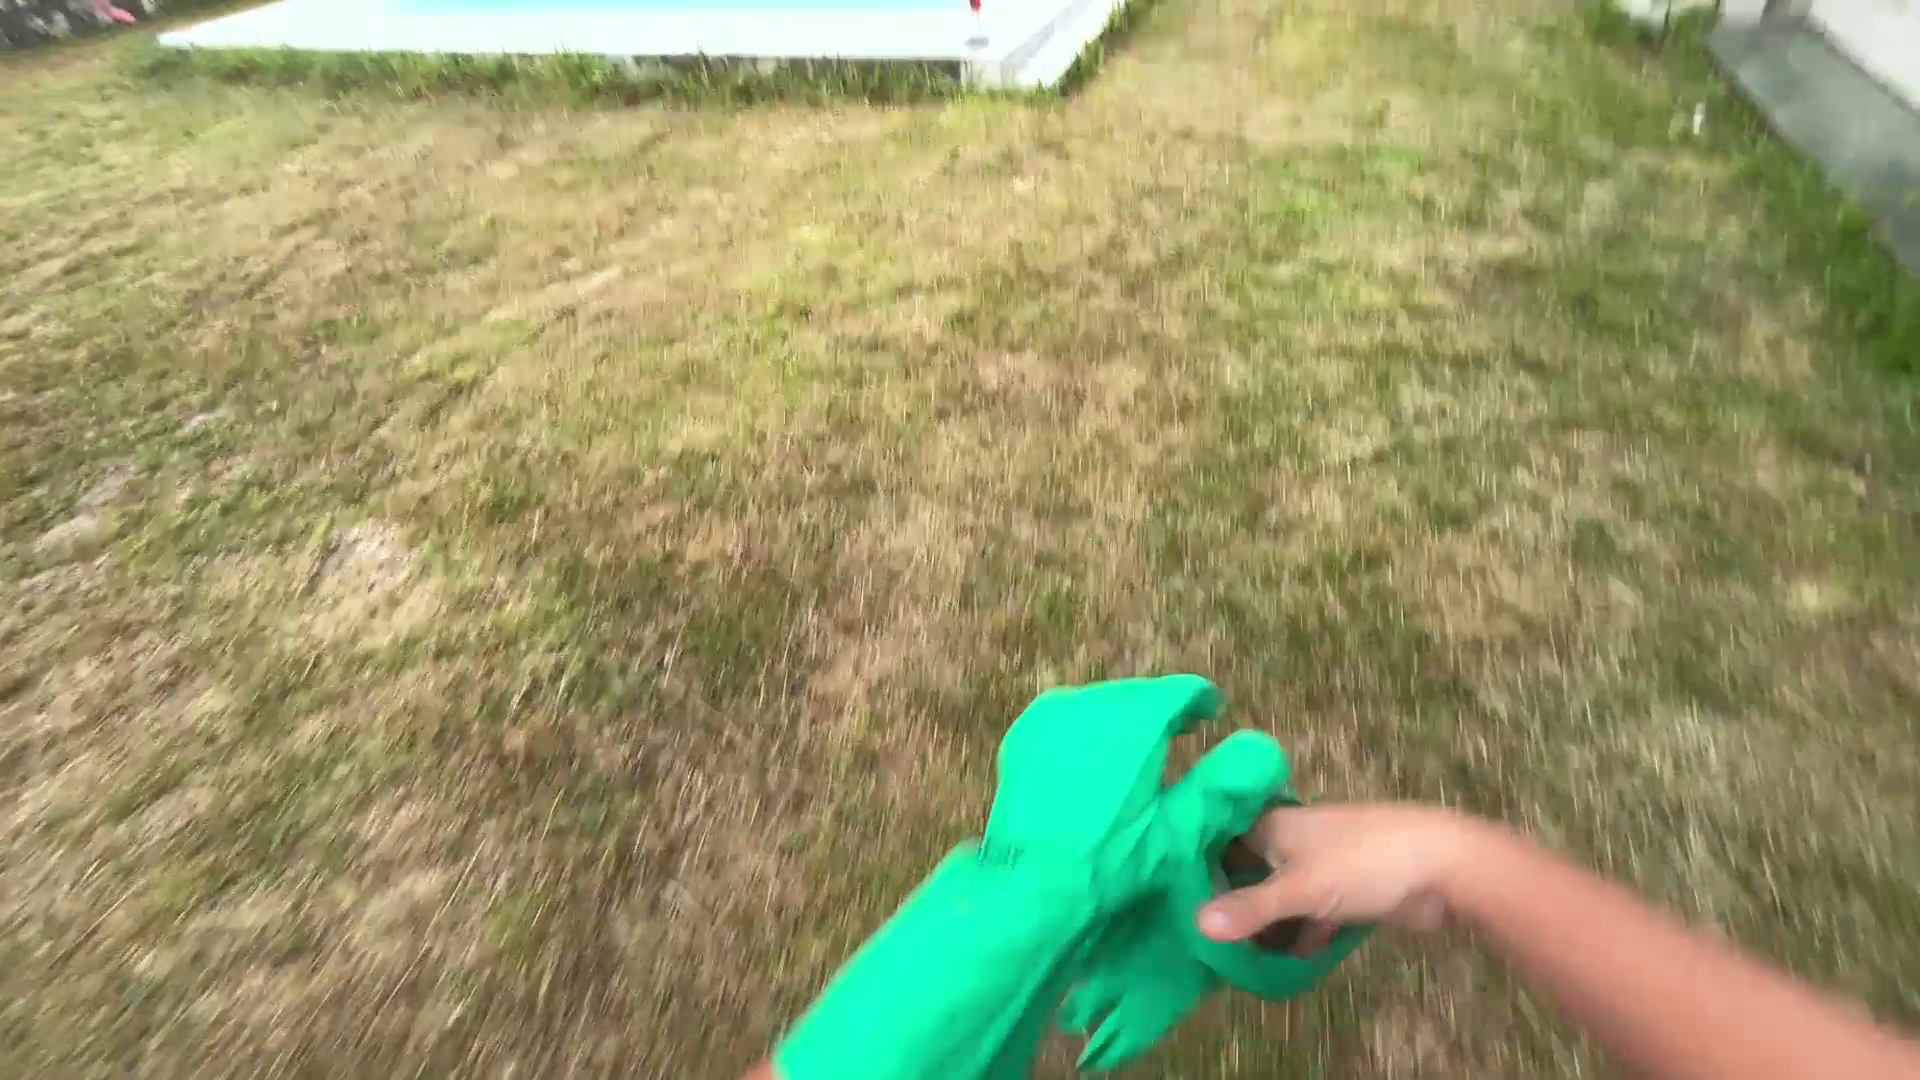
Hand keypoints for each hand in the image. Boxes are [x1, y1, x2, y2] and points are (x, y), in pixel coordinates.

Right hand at [1197, 804, 1483, 944]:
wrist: (1443, 866)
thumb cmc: (1361, 861)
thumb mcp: (1301, 888)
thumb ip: (1251, 908)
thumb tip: (1196, 924)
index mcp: (1270, 825)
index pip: (1218, 838)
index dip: (1195, 861)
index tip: (1170, 890)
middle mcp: (1287, 841)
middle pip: (1245, 868)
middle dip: (1227, 898)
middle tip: (1198, 932)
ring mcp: (1317, 867)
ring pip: (1276, 894)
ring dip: (1262, 922)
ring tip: (1232, 955)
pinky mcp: (1343, 893)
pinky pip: (1306, 914)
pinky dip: (1295, 935)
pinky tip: (1281, 962)